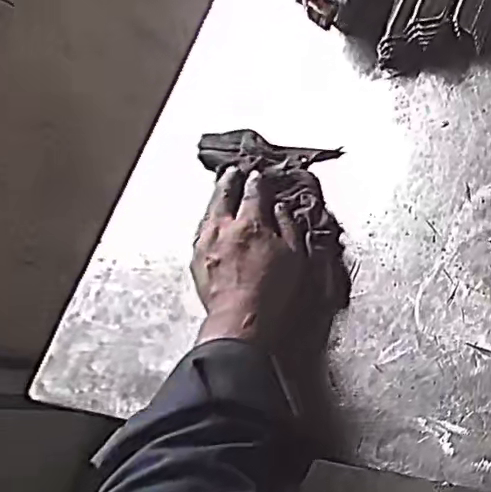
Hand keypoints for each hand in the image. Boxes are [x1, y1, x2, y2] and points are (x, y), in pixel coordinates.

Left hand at [192, 167, 313, 345]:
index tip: (258, 176)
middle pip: (224, 194)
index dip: (257, 182)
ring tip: (221, 192)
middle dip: (230, 180)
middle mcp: (224, 228)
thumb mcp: (294, 257)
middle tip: (233, 172)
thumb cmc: (271, 293)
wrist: (241, 319)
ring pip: (209, 211)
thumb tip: (280, 210)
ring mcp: (206, 243)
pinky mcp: (196, 259)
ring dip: (216, 199)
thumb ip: (287, 228)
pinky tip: (211, 222)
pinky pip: (201, 231)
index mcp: (251, 223)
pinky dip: (209, 221)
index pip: (254, 192)